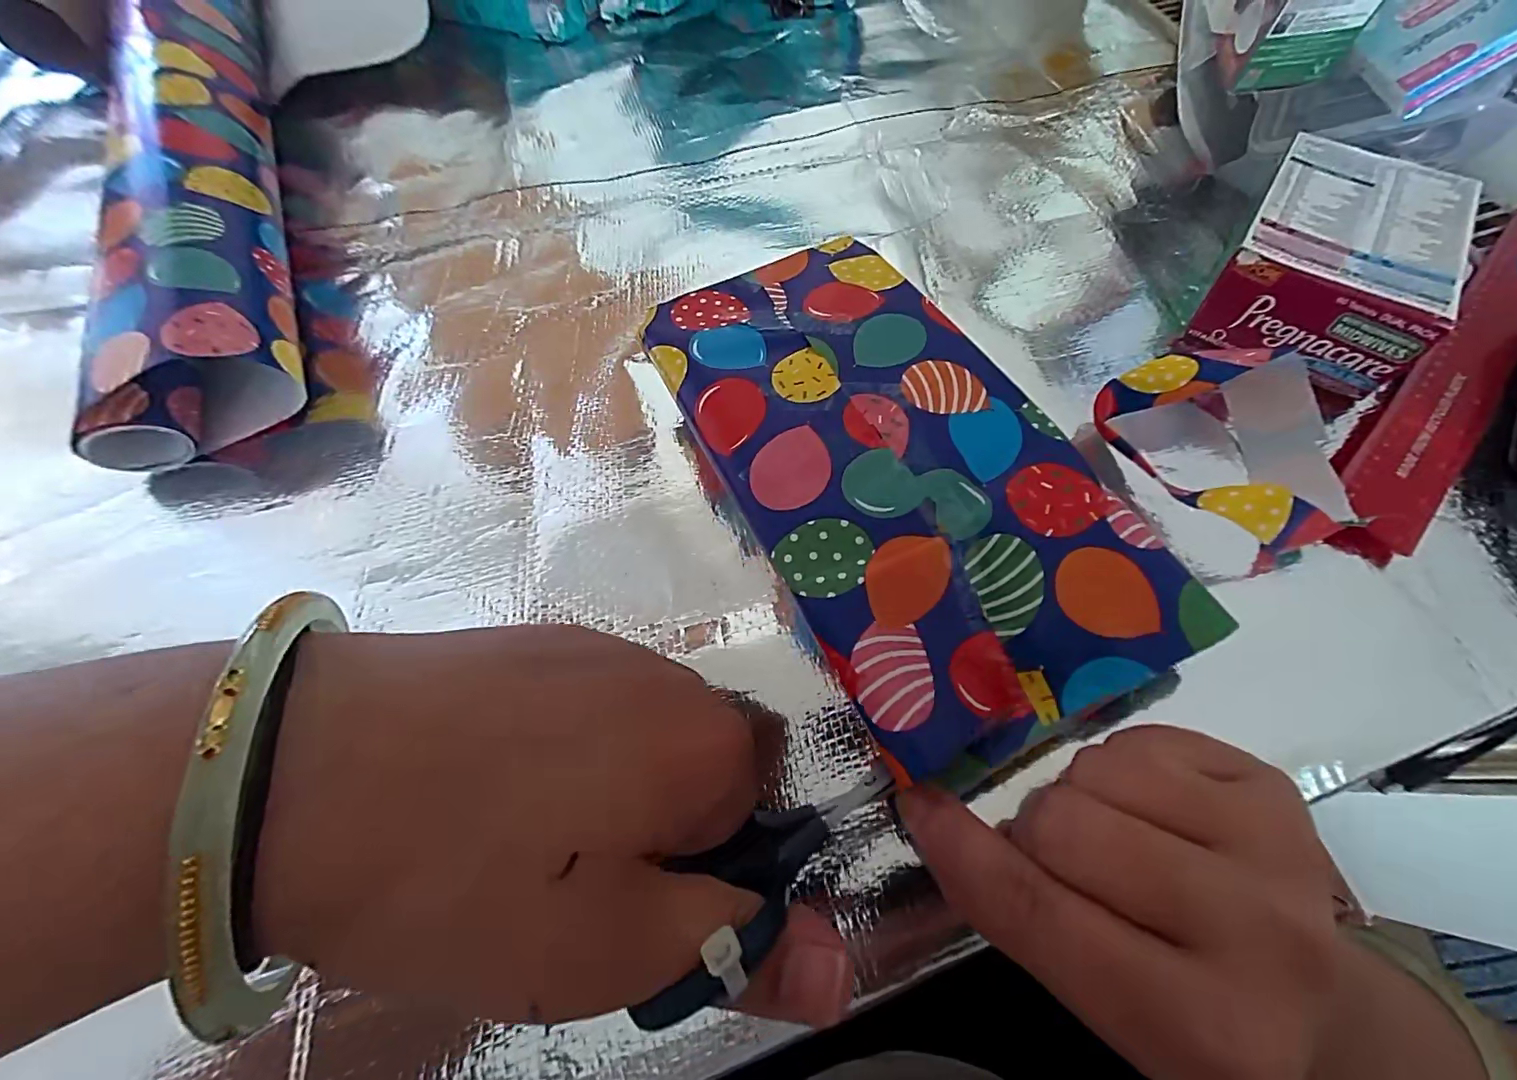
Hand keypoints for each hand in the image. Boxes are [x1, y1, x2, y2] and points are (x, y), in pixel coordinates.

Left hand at [252, 625, 853, 1027]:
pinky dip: (558, 744)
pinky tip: (483, 773)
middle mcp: (684, 680)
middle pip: (701, 774)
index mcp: (716, 744)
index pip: (753, 824)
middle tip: (560, 876)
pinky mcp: (548, 641)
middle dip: (654, 830)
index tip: (616, 902)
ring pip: (643, 740)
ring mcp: (613, 651)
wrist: (286, 768)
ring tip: (512, 828)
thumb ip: (741, 954)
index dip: (693, 875)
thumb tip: (840, 975)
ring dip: (606, 787)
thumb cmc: (469, 872)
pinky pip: (587, 705)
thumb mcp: (610, 951)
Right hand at [897, 725, 1499, 1079]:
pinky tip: (1153, 807)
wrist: (1322, 999)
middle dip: (1037, 831)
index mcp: (1198, 1026)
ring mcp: (1271, 842)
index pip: (1042, 917)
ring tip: (1115, 832)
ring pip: (1099, 767)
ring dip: (1080, 794)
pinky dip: (1124, 767)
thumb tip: (951, 823)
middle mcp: (1249, 930)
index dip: (963, 855)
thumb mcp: (1114, 1011)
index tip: (919, 806)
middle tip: (1059, 855)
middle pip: (1064, 825)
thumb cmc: (1200, 1016)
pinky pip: (1142, 738)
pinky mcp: (1274, 784)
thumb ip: (1034, 923)